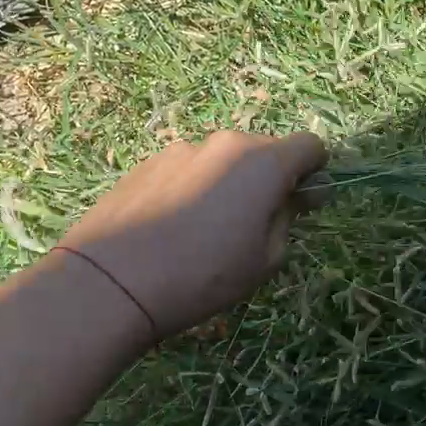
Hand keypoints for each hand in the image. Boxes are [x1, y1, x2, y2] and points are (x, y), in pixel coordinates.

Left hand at [54, 130, 329, 340]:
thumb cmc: (203, 274)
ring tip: (205, 230)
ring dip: (228, 183)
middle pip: (265, 151)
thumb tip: (286, 202)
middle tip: (254, 224)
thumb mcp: (265, 260)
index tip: (302, 204)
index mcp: (263, 163)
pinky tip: (172, 228)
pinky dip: (193, 188)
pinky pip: (188, 169)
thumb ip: (285, 220)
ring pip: (223, 160)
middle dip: (269, 180)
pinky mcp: (148, 162)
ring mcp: (183, 149)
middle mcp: (226, 143)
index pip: (310, 146)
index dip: (314, 173)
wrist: (111, 281)